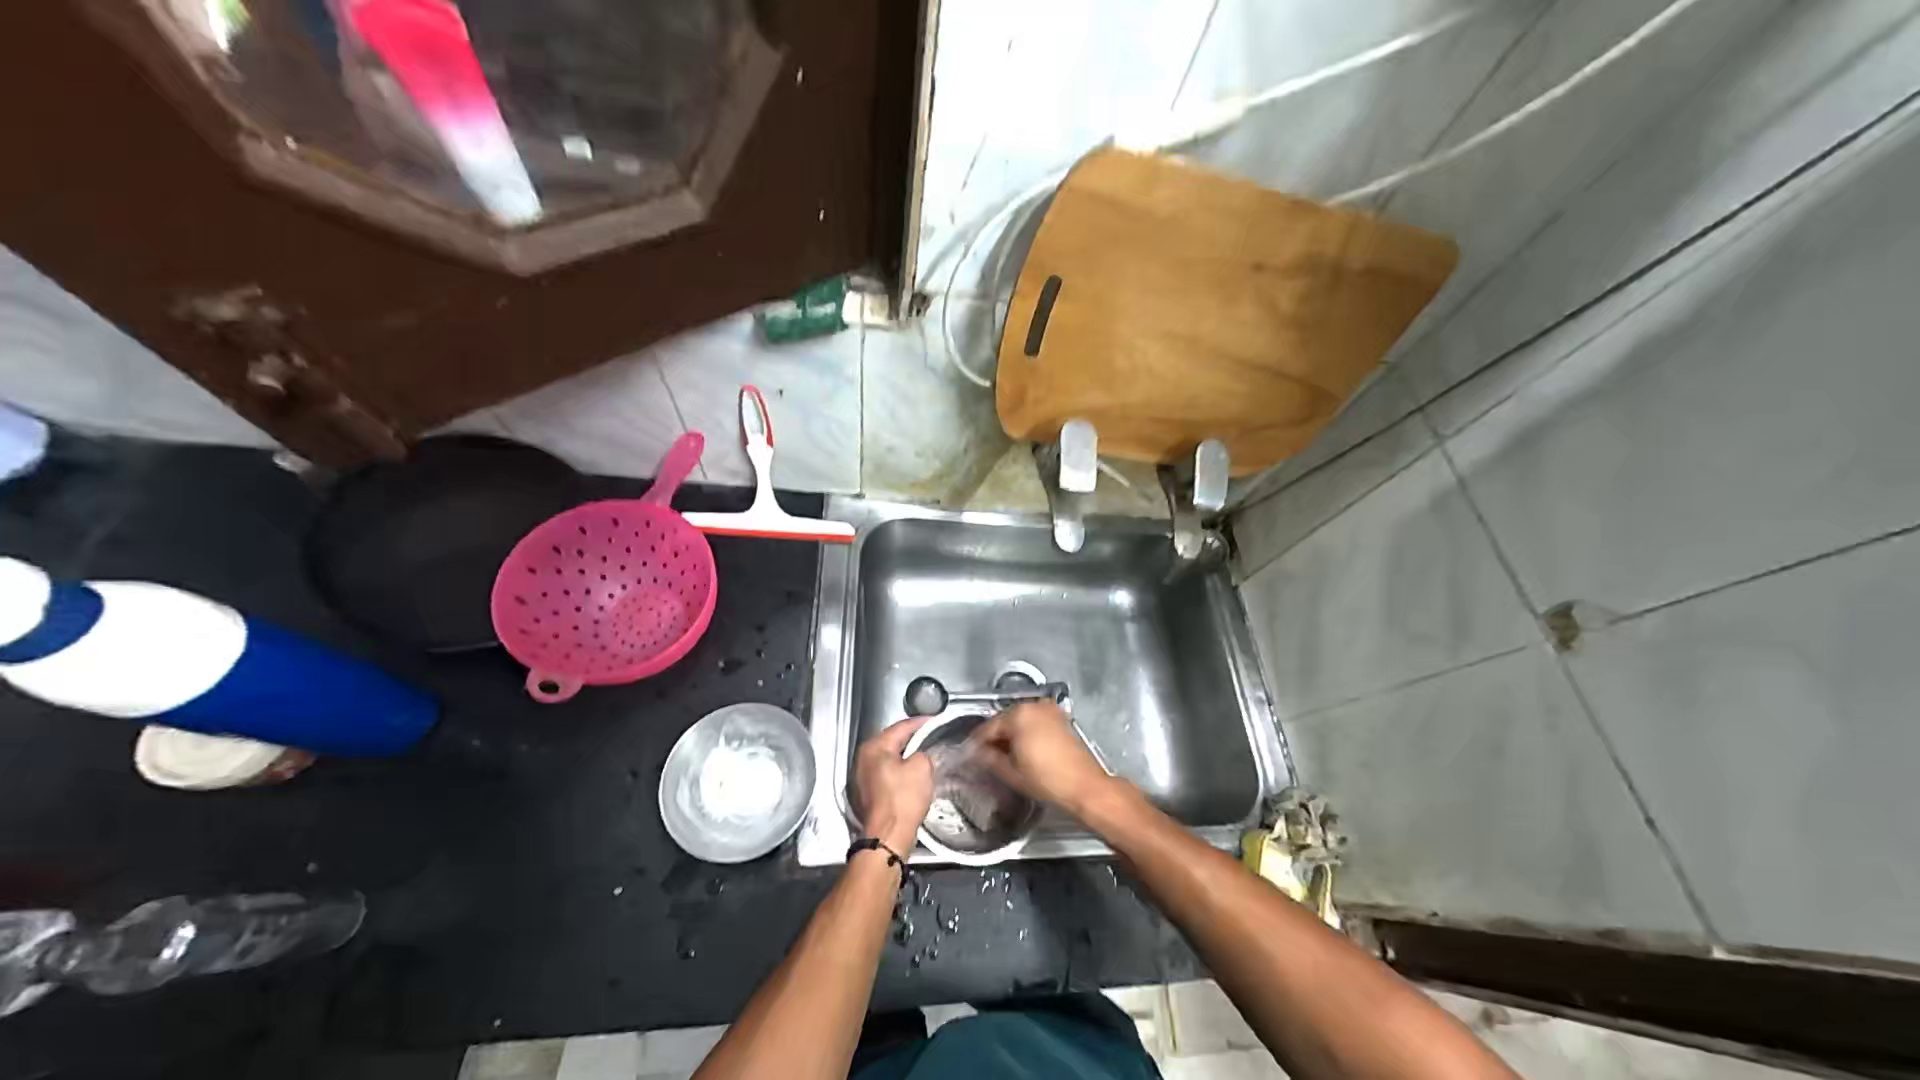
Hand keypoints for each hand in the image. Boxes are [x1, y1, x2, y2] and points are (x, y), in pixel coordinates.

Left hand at [853, 717, 934, 853]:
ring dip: (905, 756)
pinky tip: (912, 775)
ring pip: (888, 759)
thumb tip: (920, 755)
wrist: (887, 837)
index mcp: (874, 747)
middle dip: (911, 739)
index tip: (934, 721)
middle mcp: (863, 758)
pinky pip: (886, 774)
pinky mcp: (866, 793)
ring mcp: (862, 777)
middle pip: (892, 741)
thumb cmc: (903, 800)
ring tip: (924, 755)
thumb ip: (923, 753)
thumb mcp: (922, 768)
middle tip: (930, 737)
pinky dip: (899, 771)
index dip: (920, 722)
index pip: (901, 726)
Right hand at [970, 703, 1119, 818]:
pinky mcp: (1060, 718)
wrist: (1084, 786)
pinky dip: (1026, 731)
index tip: (970, 753)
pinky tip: (1023, 749)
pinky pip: (1034, 720)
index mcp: (1018, 715)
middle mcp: (1033, 705)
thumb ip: (990, 758)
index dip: (976, 742)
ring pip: (1019, 719)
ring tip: (1004, 754)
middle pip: (1004, 720)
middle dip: (994, 736)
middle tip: (985, 755)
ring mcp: (1048, 710)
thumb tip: (979, 753)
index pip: (988, 727)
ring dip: (1010, 733)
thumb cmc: (1047, 780)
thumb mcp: (1012, 772)